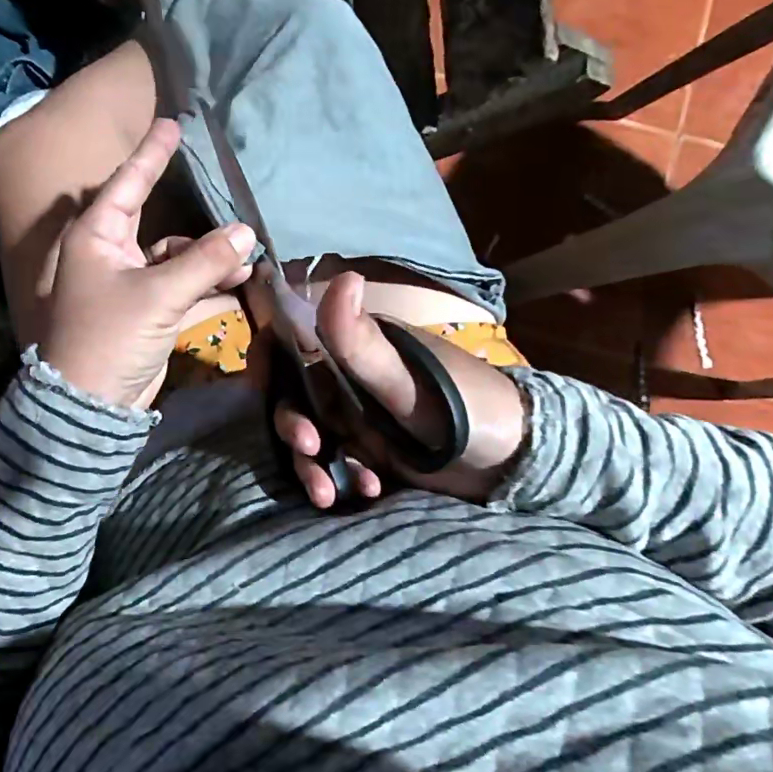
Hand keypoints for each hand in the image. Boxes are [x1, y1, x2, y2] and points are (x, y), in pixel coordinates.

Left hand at [40, 119, 255, 408]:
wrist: (93, 404)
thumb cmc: (110, 337)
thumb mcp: (159, 295)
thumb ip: (205, 262)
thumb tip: (247, 232)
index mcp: (98, 237)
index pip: (128, 184)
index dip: (151, 155)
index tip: (173, 124)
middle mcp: (113, 255)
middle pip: (164, 227)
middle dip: (201, 226)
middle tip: (237, 214)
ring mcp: (133, 286)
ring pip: (181, 260)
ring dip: (212, 261)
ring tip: (246, 262)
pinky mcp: (150, 313)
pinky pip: (186, 288)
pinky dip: (209, 287)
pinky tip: (239, 285)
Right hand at [274, 272, 527, 507]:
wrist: (514, 458)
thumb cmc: (465, 406)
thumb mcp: (410, 380)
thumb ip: (365, 343)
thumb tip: (340, 279)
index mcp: (359, 347)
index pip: (296, 340)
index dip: (268, 360)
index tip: (259, 387)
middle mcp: (353, 378)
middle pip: (297, 396)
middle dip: (292, 425)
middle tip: (309, 448)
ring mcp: (362, 415)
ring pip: (314, 435)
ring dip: (313, 463)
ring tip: (330, 492)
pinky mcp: (373, 451)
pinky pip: (339, 462)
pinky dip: (342, 477)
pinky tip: (365, 491)